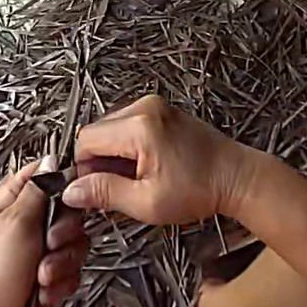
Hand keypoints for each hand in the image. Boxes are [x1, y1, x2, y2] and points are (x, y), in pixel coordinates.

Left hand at [0, 162, 87, 306]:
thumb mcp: (16, 221)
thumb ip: (40, 188)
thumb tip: (51, 159)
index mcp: (12, 202)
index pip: (44, 174)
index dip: (61, 181)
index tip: (68, 195)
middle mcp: (26, 224)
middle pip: (67, 210)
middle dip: (64, 231)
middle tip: (48, 242)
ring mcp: (38, 252)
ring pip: (74, 242)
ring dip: (61, 262)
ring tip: (41, 275)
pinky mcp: (49, 277)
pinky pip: (72, 270)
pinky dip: (60, 282)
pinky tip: (43, 291)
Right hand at [61, 96, 263, 224]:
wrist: (236, 177)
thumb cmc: (198, 191)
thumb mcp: (146, 202)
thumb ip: (105, 193)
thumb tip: (70, 191)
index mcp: (139, 126)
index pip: (86, 140)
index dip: (84, 168)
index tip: (96, 190)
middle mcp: (144, 107)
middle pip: (97, 131)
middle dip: (99, 161)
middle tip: (119, 188)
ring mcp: (154, 104)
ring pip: (111, 128)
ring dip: (113, 153)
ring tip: (136, 178)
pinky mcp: (161, 109)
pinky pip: (128, 123)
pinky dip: (128, 145)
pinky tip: (146, 166)